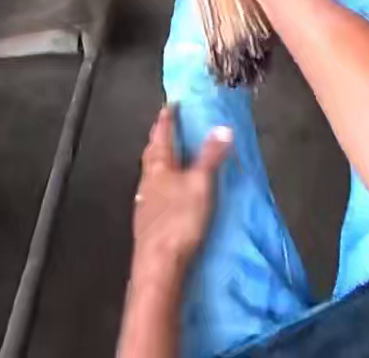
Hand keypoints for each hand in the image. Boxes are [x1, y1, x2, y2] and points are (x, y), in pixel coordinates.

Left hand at [131, 104, 231, 273]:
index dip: (166, 118)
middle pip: (152, 151)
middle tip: (166, 125)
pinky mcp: (147, 221)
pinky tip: (165, 191)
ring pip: (150, 171)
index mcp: (159, 165)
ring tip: (168, 155)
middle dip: (160, 136)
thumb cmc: (178, 219)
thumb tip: (223, 127)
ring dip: (158, 159)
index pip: (162, 134)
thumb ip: (211, 156)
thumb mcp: (200, 183)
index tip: (170, 104)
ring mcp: (145, 201)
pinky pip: (152, 191)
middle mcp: (148, 179)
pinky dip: (159, 181)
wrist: (157, 265)